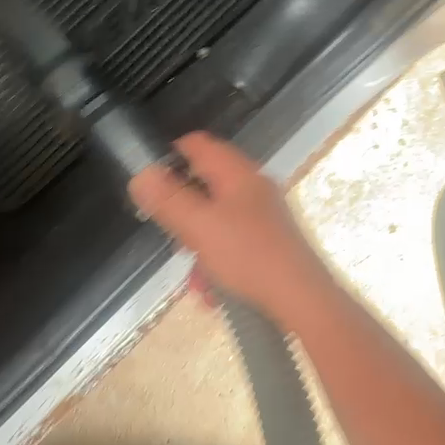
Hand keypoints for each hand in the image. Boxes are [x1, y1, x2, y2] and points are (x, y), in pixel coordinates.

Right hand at [128, 132, 338, 319]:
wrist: (302, 300)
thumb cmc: (248, 257)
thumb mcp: (199, 227)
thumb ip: (168, 200)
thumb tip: (141, 174)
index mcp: (238, 174)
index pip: (198, 144)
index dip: (169, 156)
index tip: (148, 182)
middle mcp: (254, 189)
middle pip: (205, 187)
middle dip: (182, 215)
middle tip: (170, 237)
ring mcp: (265, 218)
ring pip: (216, 223)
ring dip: (199, 249)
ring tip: (195, 278)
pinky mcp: (271, 245)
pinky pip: (233, 247)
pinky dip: (218, 266)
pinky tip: (213, 294)